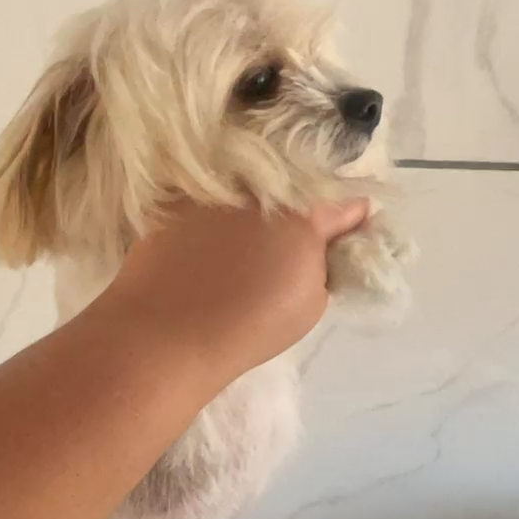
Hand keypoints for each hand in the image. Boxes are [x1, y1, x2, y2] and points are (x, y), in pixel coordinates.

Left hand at [90, 199, 370, 384]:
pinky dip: (216, 213)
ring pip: (250, 191)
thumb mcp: (311, 301)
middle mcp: (260, 187)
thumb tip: (320, 248)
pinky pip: (209, 198)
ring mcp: (215, 190)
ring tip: (246, 243)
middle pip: (293, 191)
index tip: (347, 233)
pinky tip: (209, 240)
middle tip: (291, 244)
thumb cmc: (248, 325)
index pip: (344, 204)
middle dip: (300, 212)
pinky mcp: (176, 201)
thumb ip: (323, 262)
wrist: (169, 330)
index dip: (350, 220)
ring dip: (257, 208)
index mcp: (303, 211)